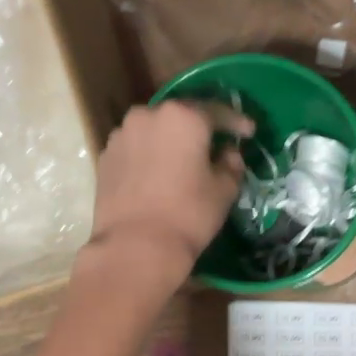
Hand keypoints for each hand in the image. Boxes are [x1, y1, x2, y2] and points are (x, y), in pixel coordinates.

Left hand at [84, 101, 253, 287]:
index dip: (236, 121)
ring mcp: (122, 134)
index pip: (216, 111)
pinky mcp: (107, 155)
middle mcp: (148, 115)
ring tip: (185, 162)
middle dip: (200, 129)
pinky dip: (153, 155)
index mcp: (183, 118)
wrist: (136, 243)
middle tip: (215, 145)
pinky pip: (138, 147)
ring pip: (156, 130)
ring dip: (173, 141)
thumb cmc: (190, 213)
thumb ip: (231, 165)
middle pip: (181, 116)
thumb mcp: (225, 190)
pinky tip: (162, 175)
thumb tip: (228, 154)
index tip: (249, 131)